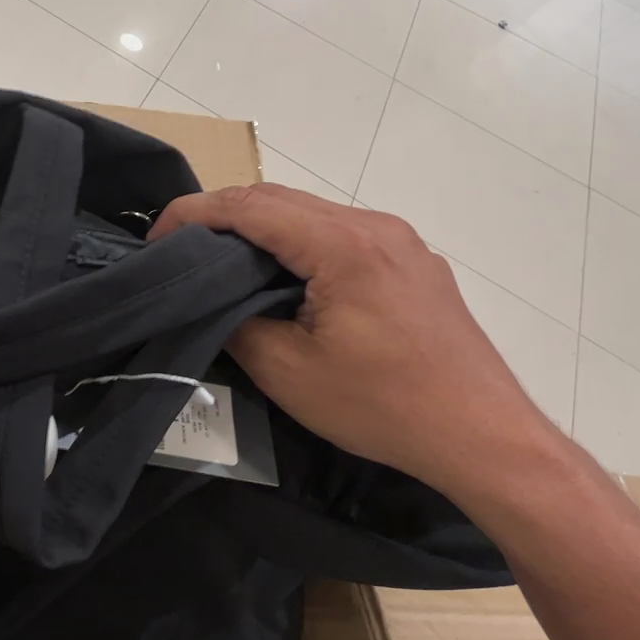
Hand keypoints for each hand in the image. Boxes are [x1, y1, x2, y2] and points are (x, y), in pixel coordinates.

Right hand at [147, 183, 556, 494]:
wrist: (487, 441)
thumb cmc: (382, 406)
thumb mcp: (286, 370)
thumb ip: (234, 320)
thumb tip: (210, 299)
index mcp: (342, 245)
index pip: (247, 206)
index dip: (190, 214)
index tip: (152, 241)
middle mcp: (373, 227)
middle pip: (275, 198)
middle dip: (216, 215)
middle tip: (175, 248)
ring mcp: (399, 241)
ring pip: (305, 211)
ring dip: (254, 226)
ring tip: (215, 259)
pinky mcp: (411, 263)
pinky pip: (334, 232)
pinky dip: (291, 240)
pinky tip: (274, 273)